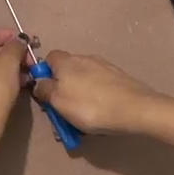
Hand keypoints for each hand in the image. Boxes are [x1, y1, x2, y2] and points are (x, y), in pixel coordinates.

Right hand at [30, 50, 163, 133]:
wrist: (133, 109)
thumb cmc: (89, 106)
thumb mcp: (57, 101)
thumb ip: (44, 89)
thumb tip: (39, 83)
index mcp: (66, 62)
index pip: (49, 58)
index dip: (44, 73)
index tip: (45, 92)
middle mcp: (85, 58)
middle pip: (67, 70)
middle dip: (63, 88)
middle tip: (63, 110)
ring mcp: (104, 67)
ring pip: (84, 80)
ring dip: (80, 94)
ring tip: (83, 116)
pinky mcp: (119, 78)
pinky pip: (100, 87)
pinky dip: (96, 97)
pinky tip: (100, 112)